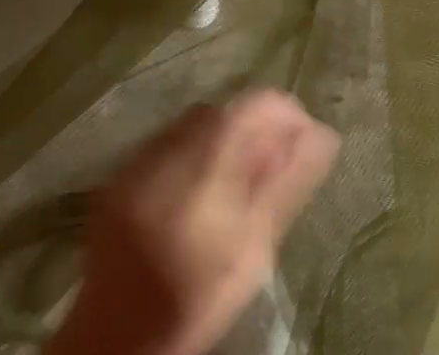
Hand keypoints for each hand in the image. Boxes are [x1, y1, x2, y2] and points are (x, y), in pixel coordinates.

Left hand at [50, 92, 339, 354]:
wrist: (120, 339)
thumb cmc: (198, 298)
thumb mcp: (254, 248)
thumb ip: (286, 184)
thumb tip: (322, 135)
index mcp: (201, 171)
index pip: (251, 107)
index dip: (285, 113)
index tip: (306, 138)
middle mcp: (163, 154)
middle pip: (220, 111)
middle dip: (253, 126)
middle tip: (273, 165)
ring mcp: (134, 163)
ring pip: (190, 124)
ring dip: (221, 137)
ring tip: (238, 178)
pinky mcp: (116, 177)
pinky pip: (164, 143)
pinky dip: (190, 152)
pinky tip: (199, 187)